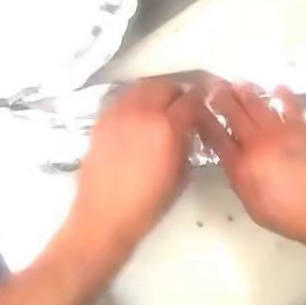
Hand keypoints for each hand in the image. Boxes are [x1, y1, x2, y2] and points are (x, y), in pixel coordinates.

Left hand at [63, 76, 201, 267]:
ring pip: (142, 86)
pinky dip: (135, 101)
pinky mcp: (102, 120)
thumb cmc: (146, 204)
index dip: (201, 100)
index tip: (203, 107)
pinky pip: (123, 98)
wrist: (103, 218)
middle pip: (165, 85)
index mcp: (167, 126)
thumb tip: (189, 127)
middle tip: (182, 107)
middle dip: (178, 94)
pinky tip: (138, 116)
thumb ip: (187, 142)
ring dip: (156, 92)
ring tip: (160, 108)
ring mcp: (119, 114)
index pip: (190, 99)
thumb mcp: (180, 173)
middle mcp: (142, 112)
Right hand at [195, 80, 305, 247]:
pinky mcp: (301, 127)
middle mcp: (257, 142)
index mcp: (241, 165)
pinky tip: (277, 87)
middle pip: (235, 114)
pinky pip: (289, 105)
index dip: (206, 121)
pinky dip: (283, 94)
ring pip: (258, 105)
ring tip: (237, 83)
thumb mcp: (251, 203)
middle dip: (223, 99)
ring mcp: (280, 131)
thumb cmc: (286, 214)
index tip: (198, 108)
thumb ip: (238, 177)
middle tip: (215, 87)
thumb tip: (230, 157)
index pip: (217, 137)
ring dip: (246, 93)